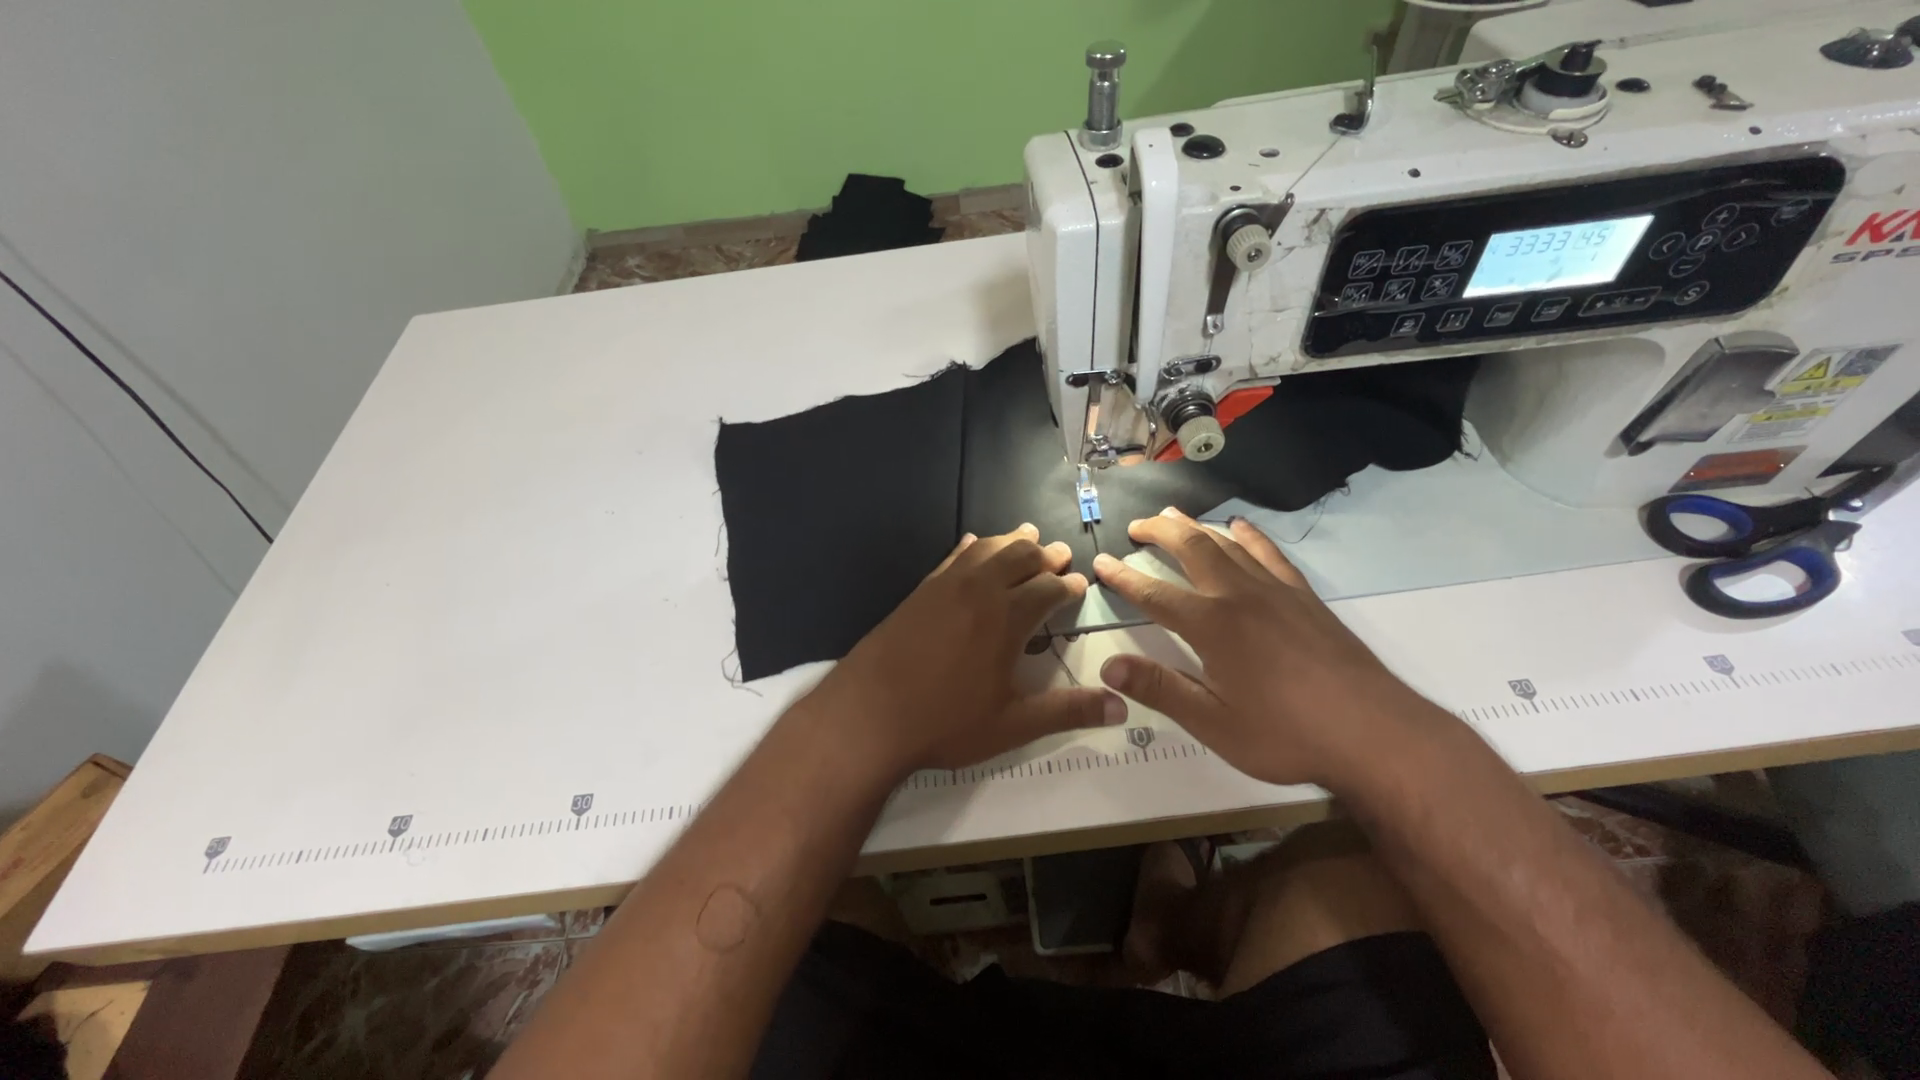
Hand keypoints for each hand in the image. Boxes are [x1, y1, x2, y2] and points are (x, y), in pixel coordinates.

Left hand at [808, 524, 1127, 773]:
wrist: (868, 714)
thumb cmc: (945, 723)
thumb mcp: (1012, 725)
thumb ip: (1067, 711)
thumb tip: (1121, 708)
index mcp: (1008, 618)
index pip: (1050, 589)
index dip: (1070, 587)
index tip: (1080, 587)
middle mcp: (980, 591)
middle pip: (1022, 557)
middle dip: (1047, 555)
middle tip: (1062, 556)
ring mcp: (946, 586)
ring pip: (988, 549)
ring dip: (1013, 542)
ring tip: (1029, 537)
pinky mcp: (920, 591)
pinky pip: (954, 556)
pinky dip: (974, 547)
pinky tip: (976, 545)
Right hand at [1091, 509, 1431, 787]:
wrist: (1374, 731)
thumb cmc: (1286, 734)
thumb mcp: (1214, 723)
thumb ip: (1161, 690)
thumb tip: (1109, 668)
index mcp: (1212, 626)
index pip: (1154, 593)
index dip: (1124, 576)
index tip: (1100, 561)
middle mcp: (1239, 596)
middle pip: (1192, 549)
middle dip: (1160, 532)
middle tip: (1137, 525)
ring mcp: (1276, 592)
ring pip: (1229, 545)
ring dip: (1197, 527)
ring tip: (1175, 515)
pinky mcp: (1304, 597)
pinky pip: (1270, 554)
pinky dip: (1249, 536)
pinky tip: (1240, 528)